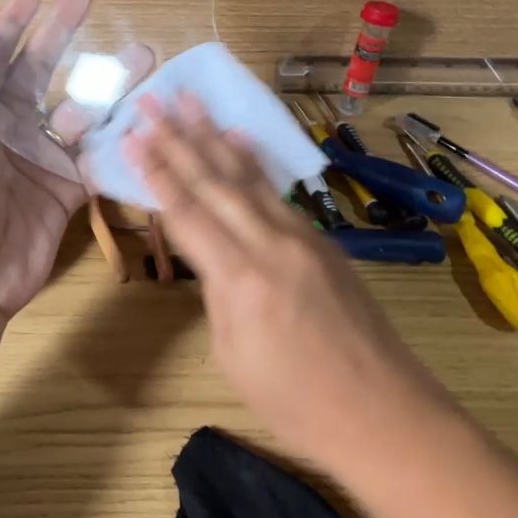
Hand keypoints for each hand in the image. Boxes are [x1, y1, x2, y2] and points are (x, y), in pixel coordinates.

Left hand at [0, 0, 146, 318]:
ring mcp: (42, 154)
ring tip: (142, 52)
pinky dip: (120, 133)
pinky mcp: (68, 185)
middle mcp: (10, 125)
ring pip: (79, 106)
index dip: (14, 22)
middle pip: (42, 68)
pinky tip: (146, 110)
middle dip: (63, 32)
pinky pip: (97, 152)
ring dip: (107, 80)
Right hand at [126, 94, 461, 467]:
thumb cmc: (296, 403)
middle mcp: (270, 244)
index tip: (130, 133)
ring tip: (189, 99)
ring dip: (213, 133)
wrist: (387, 418)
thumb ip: (216, 294)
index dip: (154, 170)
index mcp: (240, 278)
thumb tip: (211, 256)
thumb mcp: (233, 354)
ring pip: (247, 175)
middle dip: (176, 137)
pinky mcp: (322, 241)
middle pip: (213, 180)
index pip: (185, 211)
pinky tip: (238, 136)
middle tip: (150, 99)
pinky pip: (277, 191)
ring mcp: (302, 236)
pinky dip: (252, 160)